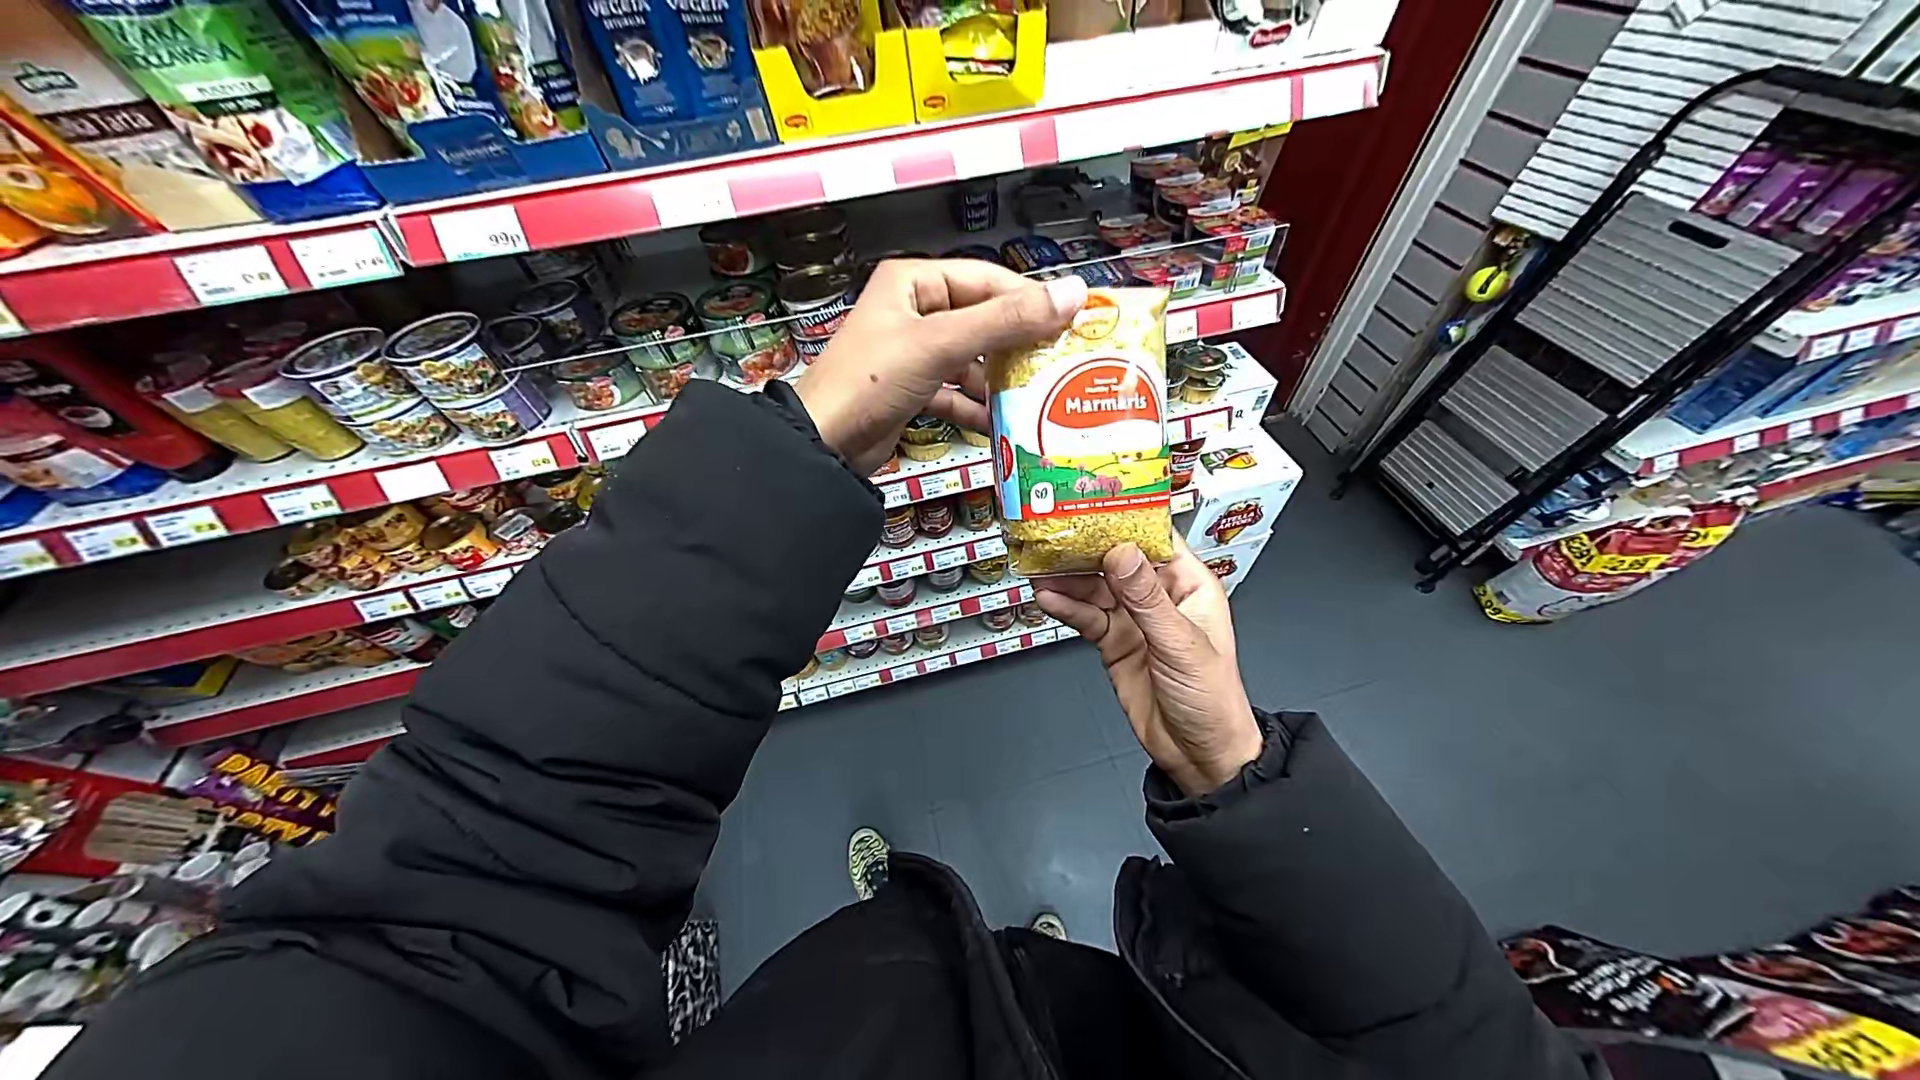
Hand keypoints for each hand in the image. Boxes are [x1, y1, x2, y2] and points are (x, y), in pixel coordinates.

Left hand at [794, 259, 1086, 474]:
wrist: (825, 444)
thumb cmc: (867, 383)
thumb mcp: (941, 344)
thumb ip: (1006, 321)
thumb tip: (1069, 295)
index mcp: (913, 283)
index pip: (987, 280)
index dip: (1029, 299)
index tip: (1069, 320)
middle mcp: (914, 313)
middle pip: (982, 320)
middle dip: (1017, 344)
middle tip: (1058, 360)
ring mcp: (913, 354)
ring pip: (971, 359)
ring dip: (999, 380)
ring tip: (1035, 395)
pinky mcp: (913, 390)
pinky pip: (956, 392)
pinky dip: (977, 407)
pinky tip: (1000, 423)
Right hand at [1034, 536, 1262, 797]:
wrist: (1198, 755)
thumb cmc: (1212, 700)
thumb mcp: (1181, 645)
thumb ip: (1146, 599)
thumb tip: (1121, 554)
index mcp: (1188, 586)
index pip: (1155, 539)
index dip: (1126, 521)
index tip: (1094, 506)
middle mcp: (1159, 597)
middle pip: (1116, 560)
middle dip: (1086, 548)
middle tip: (1055, 537)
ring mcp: (1133, 619)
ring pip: (1095, 587)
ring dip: (1069, 579)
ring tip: (1043, 570)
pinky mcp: (1113, 640)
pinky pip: (1086, 616)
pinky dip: (1067, 607)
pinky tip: (1050, 599)